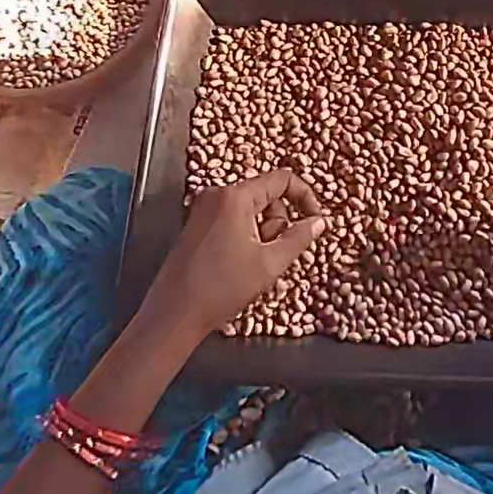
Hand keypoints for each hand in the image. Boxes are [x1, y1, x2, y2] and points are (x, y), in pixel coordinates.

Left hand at [136, 170, 327, 346]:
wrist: (173, 314)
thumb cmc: (222, 288)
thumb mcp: (270, 264)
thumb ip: (299, 237)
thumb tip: (319, 222)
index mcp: (236, 197)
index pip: (282, 179)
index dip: (306, 197)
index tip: (315, 221)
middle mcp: (218, 194)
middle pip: (267, 195)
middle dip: (278, 223)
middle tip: (274, 255)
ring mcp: (204, 208)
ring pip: (252, 209)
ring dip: (263, 233)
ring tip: (255, 264)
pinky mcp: (197, 224)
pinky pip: (234, 219)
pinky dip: (247, 236)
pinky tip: (240, 264)